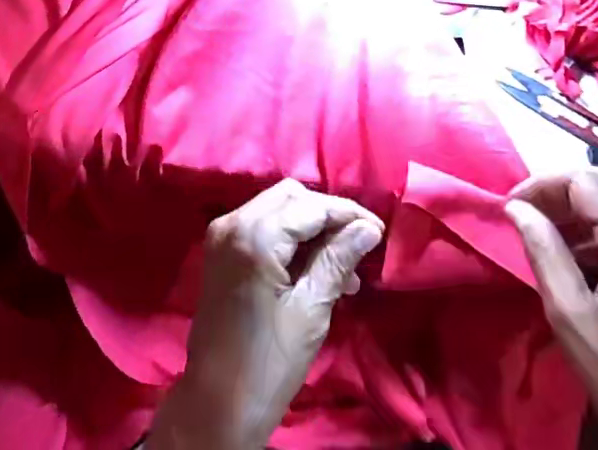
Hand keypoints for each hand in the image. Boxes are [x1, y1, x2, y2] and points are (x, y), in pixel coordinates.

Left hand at [152, 179, 384, 449]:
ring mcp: (222, 233)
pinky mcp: (221, 248)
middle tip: (361, 244)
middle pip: (290, 197)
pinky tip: (318, 267)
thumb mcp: (311, 309)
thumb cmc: (269, 360)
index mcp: (254, 234)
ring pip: (276, 208)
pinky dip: (290, 238)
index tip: (380, 231)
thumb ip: (337, 260)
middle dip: (327, 215)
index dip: (348, 213)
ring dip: (311, 227)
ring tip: (347, 267)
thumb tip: (368, 228)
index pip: (309, 206)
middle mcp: (233, 221)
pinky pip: (262, 225)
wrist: (218, 400)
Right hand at [505, 170, 597, 449]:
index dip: (543, 185)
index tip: (513, 208)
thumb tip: (516, 208)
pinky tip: (589, 261)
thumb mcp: (569, 316)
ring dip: (586, 208)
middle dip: (564, 190)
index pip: (586, 181)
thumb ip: (542, 252)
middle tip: (532, 216)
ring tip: (553, 238)